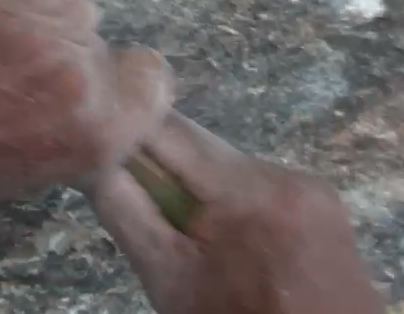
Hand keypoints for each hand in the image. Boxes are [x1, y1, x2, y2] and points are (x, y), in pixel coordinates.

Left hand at [0, 0, 172, 201]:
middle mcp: (86, 79)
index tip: (99, 71)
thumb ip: (101, 123)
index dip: (126, 71)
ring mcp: (47, 36)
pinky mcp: (9, 5)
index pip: (153, 75)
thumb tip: (113, 84)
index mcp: (109, 129)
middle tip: (35, 61)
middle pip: (103, 40)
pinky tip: (14, 4)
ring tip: (18, 34)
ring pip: (77, 6)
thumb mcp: (67, 164)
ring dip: (53, 16)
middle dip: (75, 49)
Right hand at [90, 114, 384, 313]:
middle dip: (153, 164)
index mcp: (252, 189)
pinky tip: (214, 237)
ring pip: (214, 160)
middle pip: (190, 143)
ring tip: (177, 228)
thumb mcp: (166, 277)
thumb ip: (119, 204)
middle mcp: (288, 174)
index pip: (163, 126)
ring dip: (183, 181)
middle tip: (130, 198)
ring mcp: (313, 190)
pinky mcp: (321, 206)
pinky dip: (216, 197)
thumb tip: (83, 152)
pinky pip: (244, 181)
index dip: (120, 129)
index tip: (87, 142)